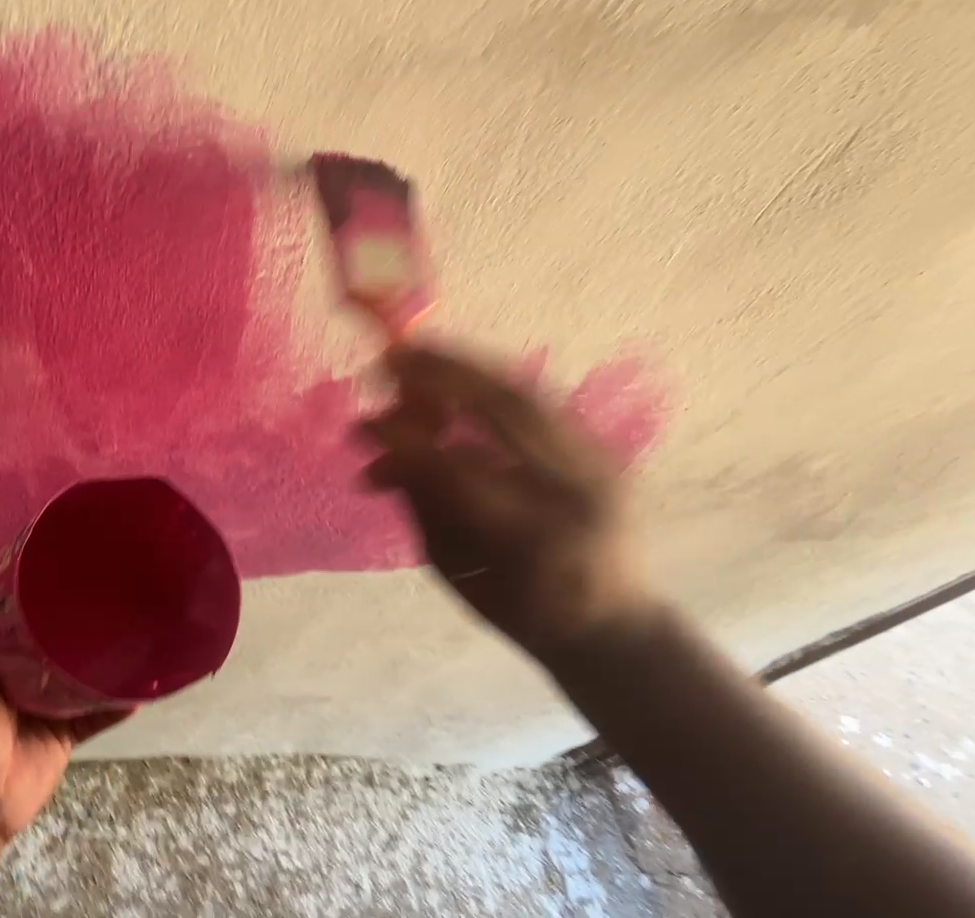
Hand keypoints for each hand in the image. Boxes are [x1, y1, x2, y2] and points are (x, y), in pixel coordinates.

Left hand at [0, 554, 131, 843]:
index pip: (17, 605)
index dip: (37, 581)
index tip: (66, 548)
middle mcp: (21, 671)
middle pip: (55, 635)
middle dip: (80, 615)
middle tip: (116, 582)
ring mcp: (48, 702)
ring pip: (82, 670)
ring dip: (106, 654)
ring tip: (140, 622)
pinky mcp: (68, 732)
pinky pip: (100, 710)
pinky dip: (120, 698)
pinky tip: (148, 680)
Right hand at [357, 343, 657, 657]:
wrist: (611, 623)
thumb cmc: (518, 608)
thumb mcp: (456, 569)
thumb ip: (422, 505)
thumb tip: (379, 455)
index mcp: (537, 538)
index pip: (460, 473)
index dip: (407, 443)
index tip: (363, 425)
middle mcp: (578, 489)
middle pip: (507, 412)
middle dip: (442, 376)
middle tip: (388, 358)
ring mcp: (599, 461)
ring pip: (526, 393)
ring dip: (464, 366)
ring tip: (414, 350)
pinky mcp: (600, 446)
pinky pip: (537, 399)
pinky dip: (489, 379)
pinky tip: (453, 371)